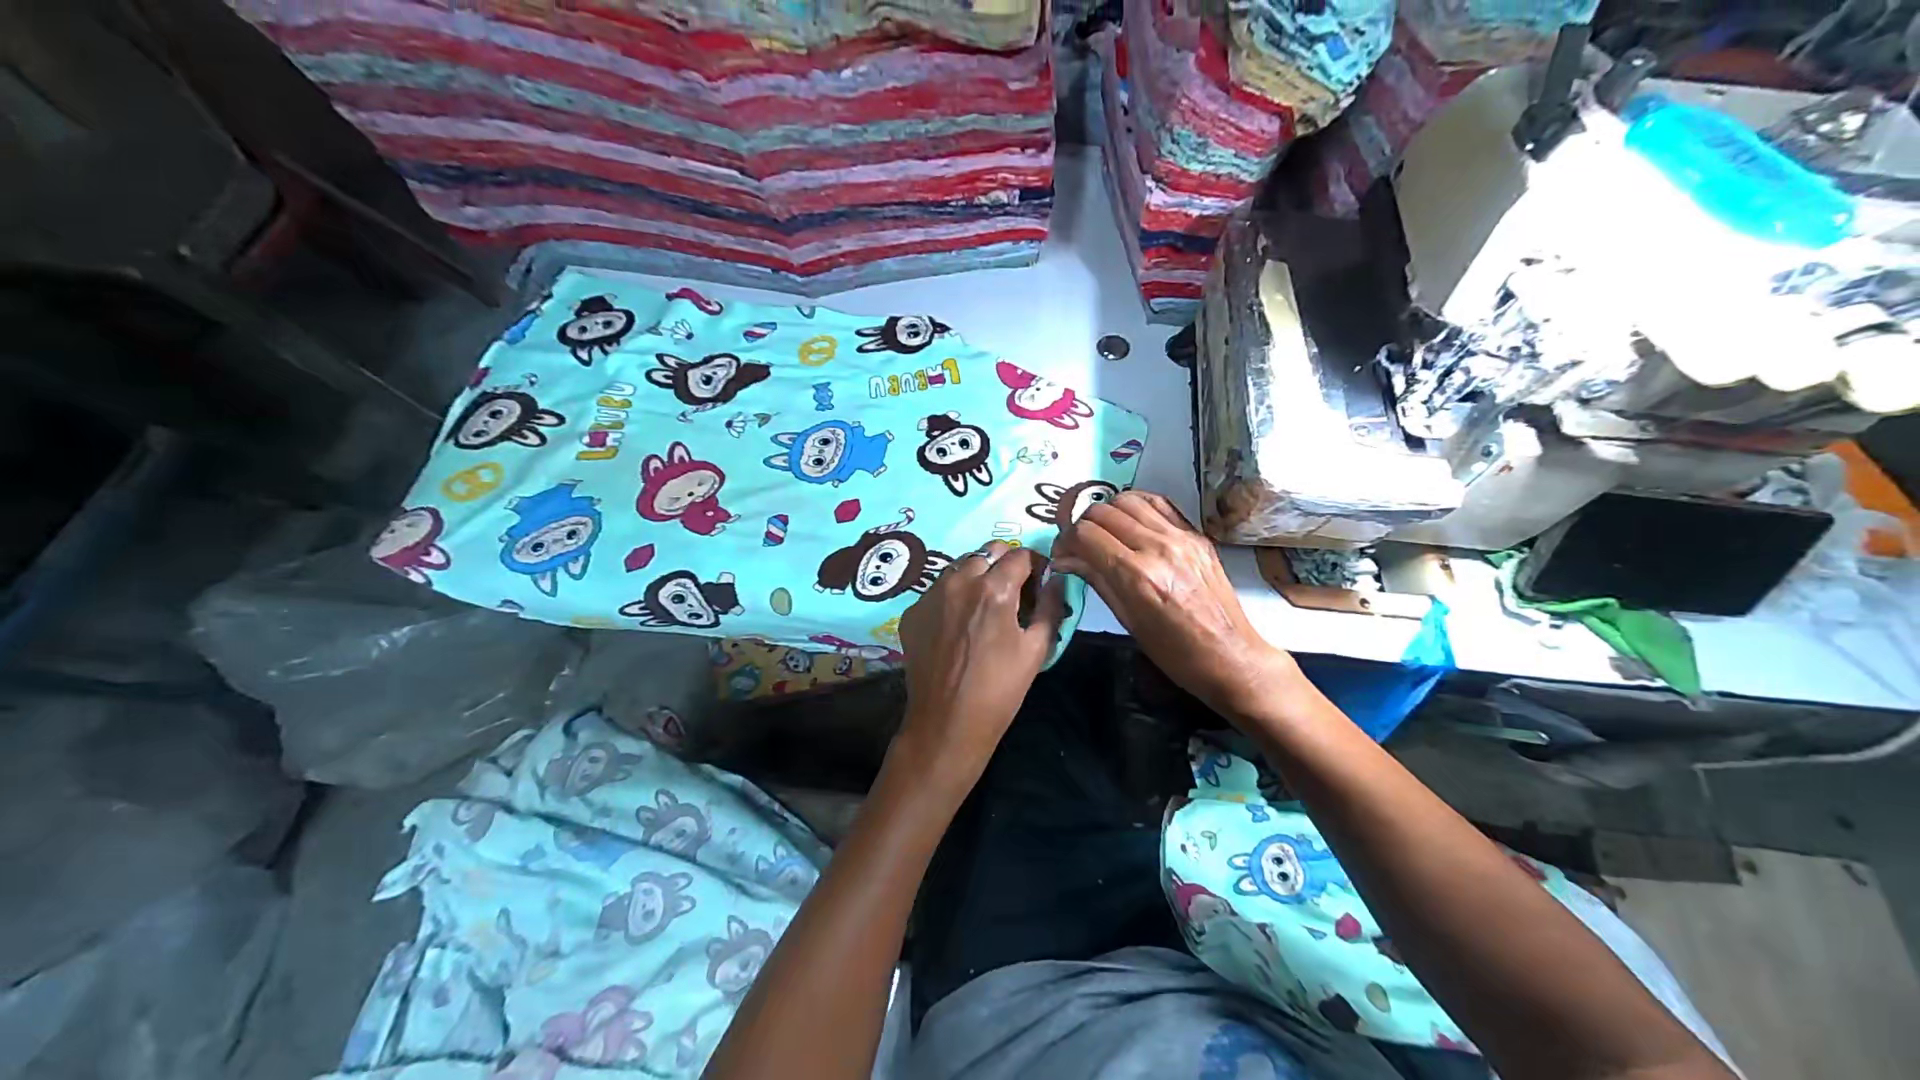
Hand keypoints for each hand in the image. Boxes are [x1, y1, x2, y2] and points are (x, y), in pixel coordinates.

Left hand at [896, 542, 1066, 785]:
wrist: (947, 722)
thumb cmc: (999, 689)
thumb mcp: (1036, 649)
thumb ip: (1051, 607)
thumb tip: (1057, 580)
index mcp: (994, 588)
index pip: (1021, 555)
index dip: (1036, 566)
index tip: (1040, 583)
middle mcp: (959, 581)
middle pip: (987, 554)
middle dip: (1005, 565)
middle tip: (1014, 593)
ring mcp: (930, 595)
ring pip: (959, 568)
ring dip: (977, 577)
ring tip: (984, 607)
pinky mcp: (912, 613)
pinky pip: (937, 591)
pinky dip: (952, 598)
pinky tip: (958, 626)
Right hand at [1049, 490, 1300, 722]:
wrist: (1230, 656)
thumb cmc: (1174, 652)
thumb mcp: (1127, 620)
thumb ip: (1096, 579)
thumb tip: (1064, 558)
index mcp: (1137, 576)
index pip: (1085, 534)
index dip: (1065, 540)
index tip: (1062, 554)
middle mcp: (1158, 548)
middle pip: (1102, 512)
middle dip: (1080, 524)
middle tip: (1077, 543)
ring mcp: (1181, 537)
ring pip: (1127, 500)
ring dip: (1106, 511)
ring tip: (1103, 532)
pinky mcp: (1196, 534)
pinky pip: (1158, 503)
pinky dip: (1136, 505)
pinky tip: (1128, 521)